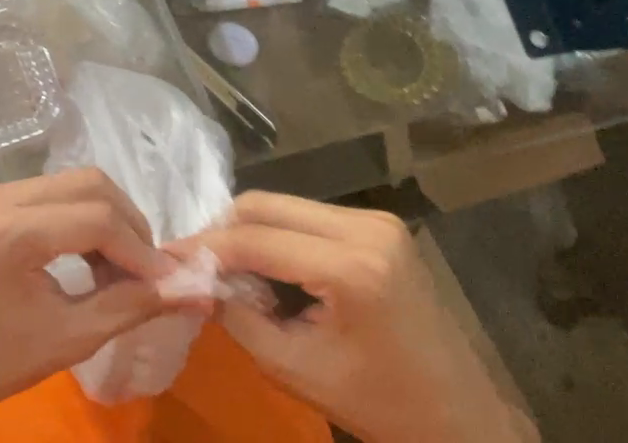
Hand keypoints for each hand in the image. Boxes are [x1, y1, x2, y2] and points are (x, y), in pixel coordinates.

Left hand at [0, 169, 193, 441]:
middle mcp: (3, 197)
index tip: (171, 284)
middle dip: (130, 225)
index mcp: (14, 231)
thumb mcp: (72, 337)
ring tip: (126, 271)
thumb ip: (133, 305)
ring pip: (75, 184)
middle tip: (151, 273)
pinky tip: (96, 259)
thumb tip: (193, 290)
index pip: (98, 219)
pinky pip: (55, 194)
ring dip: (109, 220)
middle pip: (90, 185)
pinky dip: (85, 219)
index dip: (142, 250)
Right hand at [178, 192, 537, 442]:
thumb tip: (192, 279)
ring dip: (247, 233)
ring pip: (282, 206)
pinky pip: (306, 218)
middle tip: (193, 263)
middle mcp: (366, 228)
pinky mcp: (380, 227)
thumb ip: (237, 316)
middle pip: (264, 206)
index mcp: (352, 267)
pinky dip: (276, 237)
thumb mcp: (295, 369)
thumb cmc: (380, 405)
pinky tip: (266, 269)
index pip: (254, 239)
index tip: (164, 257)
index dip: (203, 247)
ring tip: (227, 271)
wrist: (463, 421)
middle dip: (221, 232)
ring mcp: (377, 222)